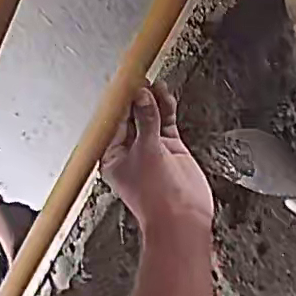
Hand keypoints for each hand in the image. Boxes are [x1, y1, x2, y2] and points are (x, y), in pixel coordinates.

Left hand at [100, 81, 212, 240]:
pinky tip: (164, 94)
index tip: (122, 82)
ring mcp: (150, 149)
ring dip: (151, 100)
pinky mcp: (169, 149)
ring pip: (149, 117)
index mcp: (111, 156)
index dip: (118, 102)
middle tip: (137, 76)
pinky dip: (166, 109)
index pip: (113, 121)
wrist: (183, 219)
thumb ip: (146, 120)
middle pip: (130, 117)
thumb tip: (141, 96)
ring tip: (152, 81)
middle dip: (135, 98)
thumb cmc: (156, 199)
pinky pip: (165, 123)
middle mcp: (129, 151)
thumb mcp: (147, 150)